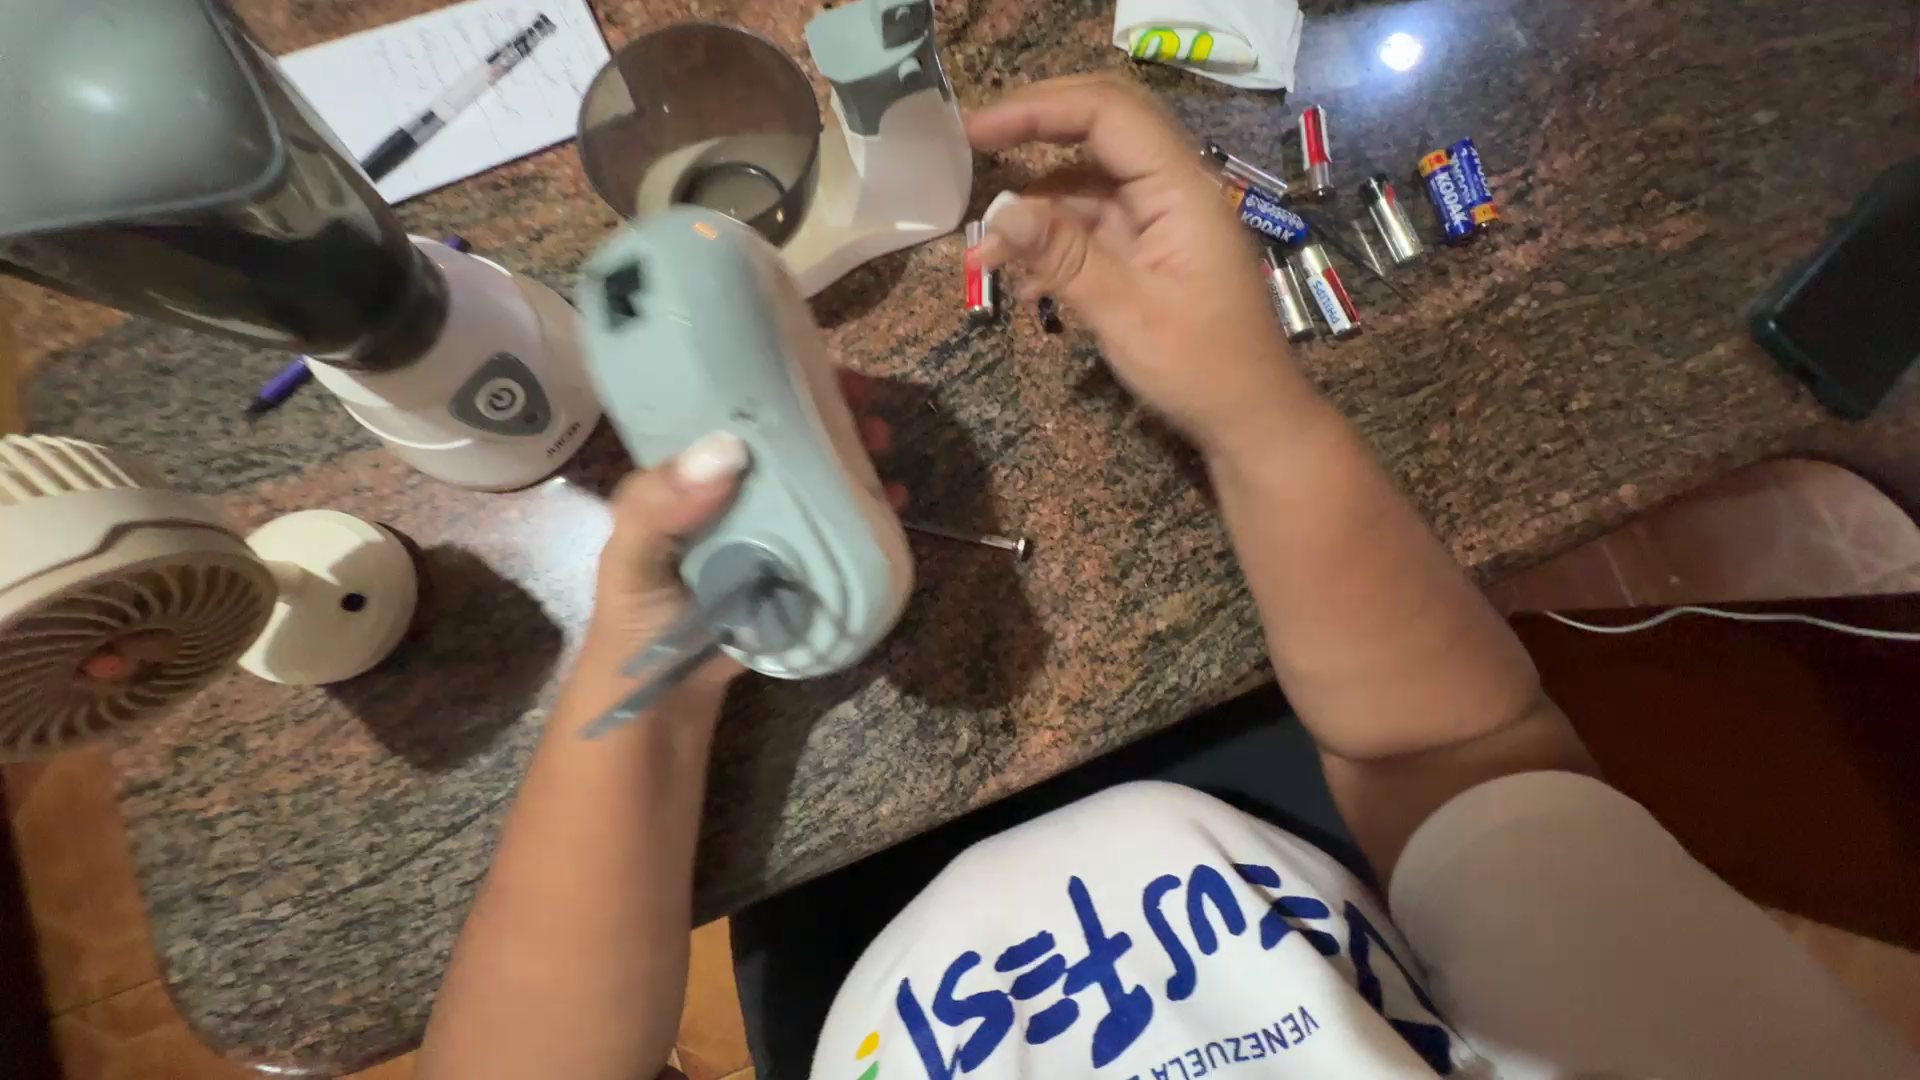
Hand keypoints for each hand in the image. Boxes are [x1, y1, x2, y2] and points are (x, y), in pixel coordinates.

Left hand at [572, 374, 902, 715]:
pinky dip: (867, 511)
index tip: (817, 365)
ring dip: (856, 456)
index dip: (774, 378)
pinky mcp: (798, 563)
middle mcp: (734, 490)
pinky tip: (893, 505)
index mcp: (689, 473)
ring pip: (818, 477)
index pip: (733, 407)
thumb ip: (659, 509)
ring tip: (887, 451)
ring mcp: (770, 526)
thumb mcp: (632, 558)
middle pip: (789, 436)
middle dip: (833, 414)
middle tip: (869, 411)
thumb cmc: (637, 616)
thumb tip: (729, 449)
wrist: (664, 692)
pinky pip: (836, 527)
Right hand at [967, 77, 1311, 450]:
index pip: (1107, 115)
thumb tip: (999, 211)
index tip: (975, 130)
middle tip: (971, 155)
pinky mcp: (1151, 256)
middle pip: (1098, 138)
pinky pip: (1096, 234)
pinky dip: (1056, 250)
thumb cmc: (1199, 369)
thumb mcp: (1125, 314)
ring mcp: (1162, 225)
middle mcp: (1172, 193)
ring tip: (984, 257)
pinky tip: (1025, 286)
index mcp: (1180, 191)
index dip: (1038, 110)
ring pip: (1088, 193)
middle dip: (1033, 140)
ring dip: (1036, 217)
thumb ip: (1064, 257)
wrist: (1248, 417)